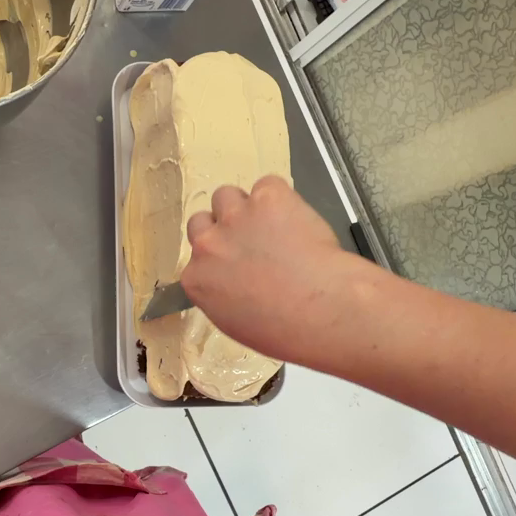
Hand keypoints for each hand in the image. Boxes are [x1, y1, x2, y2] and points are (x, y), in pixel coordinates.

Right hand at [182, 176, 379, 365]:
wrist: (320, 308)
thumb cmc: (283, 329)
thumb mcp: (236, 322)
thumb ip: (222, 294)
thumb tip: (233, 284)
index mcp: (196, 279)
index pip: (196, 259)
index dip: (217, 259)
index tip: (235, 265)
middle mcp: (207, 244)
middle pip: (200, 220)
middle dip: (221, 228)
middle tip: (249, 241)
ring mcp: (236, 216)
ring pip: (226, 195)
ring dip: (244, 207)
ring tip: (271, 224)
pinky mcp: (268, 196)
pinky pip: (267, 185)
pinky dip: (280, 198)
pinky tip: (295, 218)